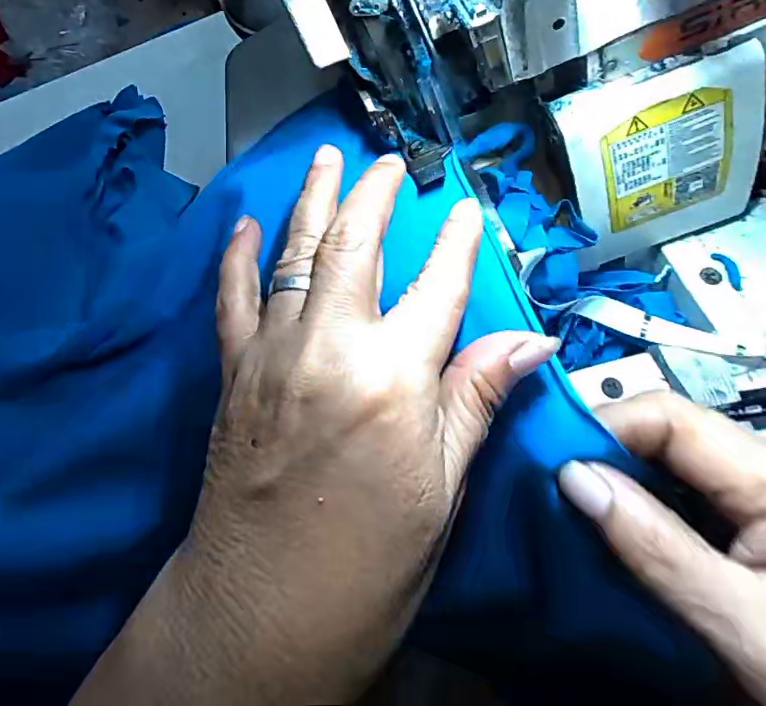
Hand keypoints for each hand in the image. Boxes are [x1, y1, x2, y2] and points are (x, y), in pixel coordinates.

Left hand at [74, 147, 557, 704]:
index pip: (438, 289)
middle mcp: (328, 348)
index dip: (457, 243)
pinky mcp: (234, 368)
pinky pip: (232, 296)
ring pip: (293, 254)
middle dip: (374, 194)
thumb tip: (532, 344)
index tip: (465, 208)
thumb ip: (476, 400)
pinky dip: (237, 255)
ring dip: (311, 201)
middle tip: (388, 162)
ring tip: (325, 159)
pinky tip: (245, 224)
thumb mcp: (442, 488)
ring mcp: (272, 351)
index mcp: (393, 379)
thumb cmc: (368, 561)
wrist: (264, 606)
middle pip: (355, 246)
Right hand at [558, 392, 765, 705]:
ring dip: (621, 482)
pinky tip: (619, 532)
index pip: (670, 415)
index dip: (601, 426)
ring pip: (674, 464)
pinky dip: (646, 509)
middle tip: (549, 487)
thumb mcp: (757, 634)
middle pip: (670, 433)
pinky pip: (691, 497)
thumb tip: (570, 474)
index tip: (546, 463)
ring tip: (572, 508)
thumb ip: (660, 550)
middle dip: (605, 453)